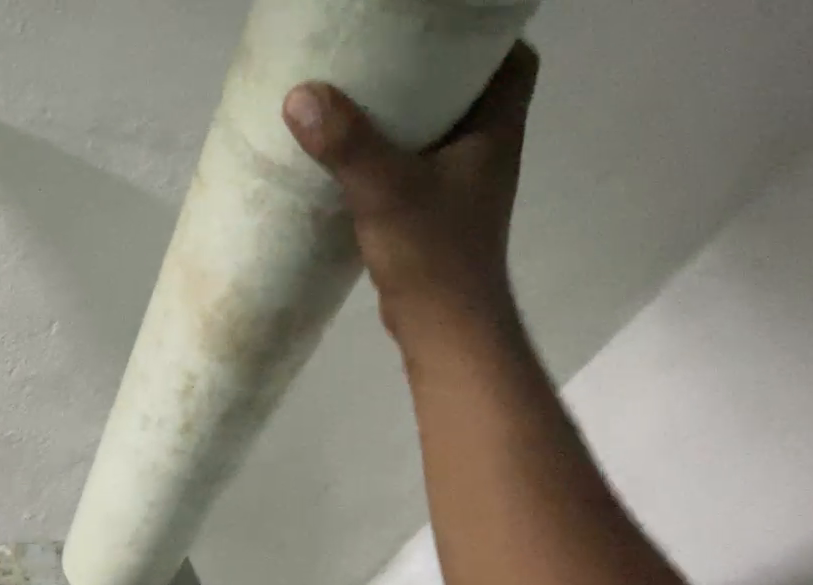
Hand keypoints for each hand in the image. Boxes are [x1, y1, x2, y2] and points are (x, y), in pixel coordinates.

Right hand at [283, 43, 540, 346]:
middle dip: (431, 75)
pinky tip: (351, 161)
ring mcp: (462, 188)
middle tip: (382, 60)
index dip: (481, 41)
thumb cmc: (431, 253)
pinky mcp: (435, 217)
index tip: (435, 33)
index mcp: (496, 130)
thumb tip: (301, 95)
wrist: (442, 325)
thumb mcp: (385, 190)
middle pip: (469, 94)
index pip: (511, 62)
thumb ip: (347, 144)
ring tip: (358, 103)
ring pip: (439, 135)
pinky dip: (390, 159)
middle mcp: (488, 152)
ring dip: (406, 119)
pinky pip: (415, 170)